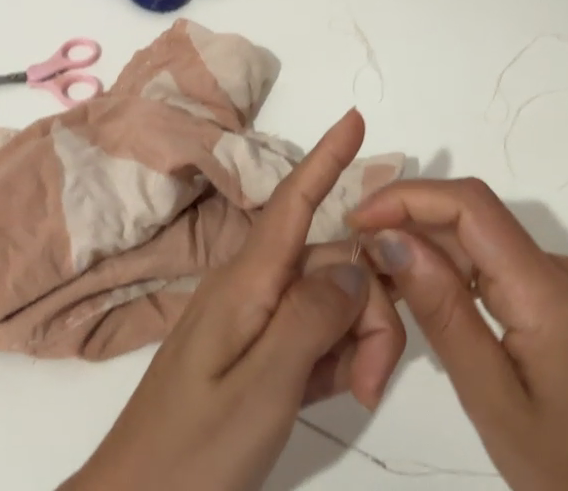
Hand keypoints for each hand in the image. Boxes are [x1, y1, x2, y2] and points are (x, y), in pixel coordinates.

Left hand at [62, 110, 405, 490]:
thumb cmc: (193, 449)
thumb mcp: (262, 386)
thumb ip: (311, 318)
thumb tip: (353, 260)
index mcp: (247, 282)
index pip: (294, 203)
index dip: (326, 159)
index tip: (356, 118)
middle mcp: (252, 288)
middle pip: (332, 263)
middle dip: (371, 306)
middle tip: (373, 381)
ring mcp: (254, 323)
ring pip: (330, 301)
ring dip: (358, 338)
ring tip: (357, 393)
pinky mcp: (258, 355)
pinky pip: (314, 336)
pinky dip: (338, 357)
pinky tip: (341, 390)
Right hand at [347, 179, 567, 490]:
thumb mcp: (491, 400)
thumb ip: (442, 311)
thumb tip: (391, 236)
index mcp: (551, 293)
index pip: (471, 206)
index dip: (408, 198)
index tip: (357, 221)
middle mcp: (565, 271)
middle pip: (476, 217)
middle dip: (410, 221)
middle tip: (356, 253)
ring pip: (484, 239)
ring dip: (429, 246)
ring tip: (379, 275)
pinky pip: (500, 265)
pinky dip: (455, 270)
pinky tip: (424, 295)